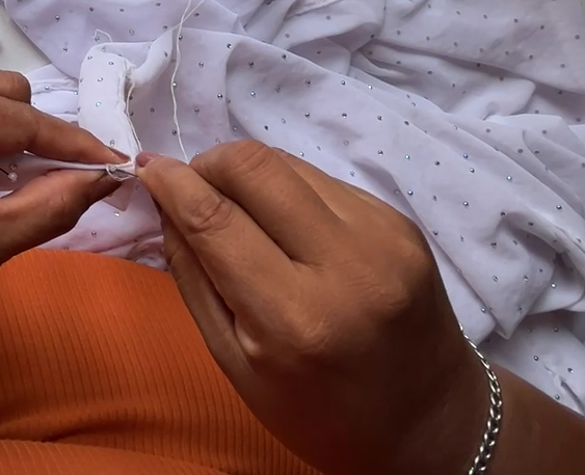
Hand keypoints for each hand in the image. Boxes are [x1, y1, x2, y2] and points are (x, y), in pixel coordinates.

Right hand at [139, 142, 489, 474]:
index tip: (146, 168)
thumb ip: (192, 275)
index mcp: (296, 319)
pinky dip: (282, 187)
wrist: (437, 424)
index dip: (170, 182)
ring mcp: (381, 234)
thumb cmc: (319, 411)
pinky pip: (315, 175)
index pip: (214, 218)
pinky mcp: (396, 218)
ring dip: (244, 173)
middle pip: (251, 164)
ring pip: (282, 160)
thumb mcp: (234, 362)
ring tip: (241, 213)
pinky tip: (286, 225)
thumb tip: (163, 199)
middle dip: (206, 164)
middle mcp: (346, 265)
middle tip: (194, 191)